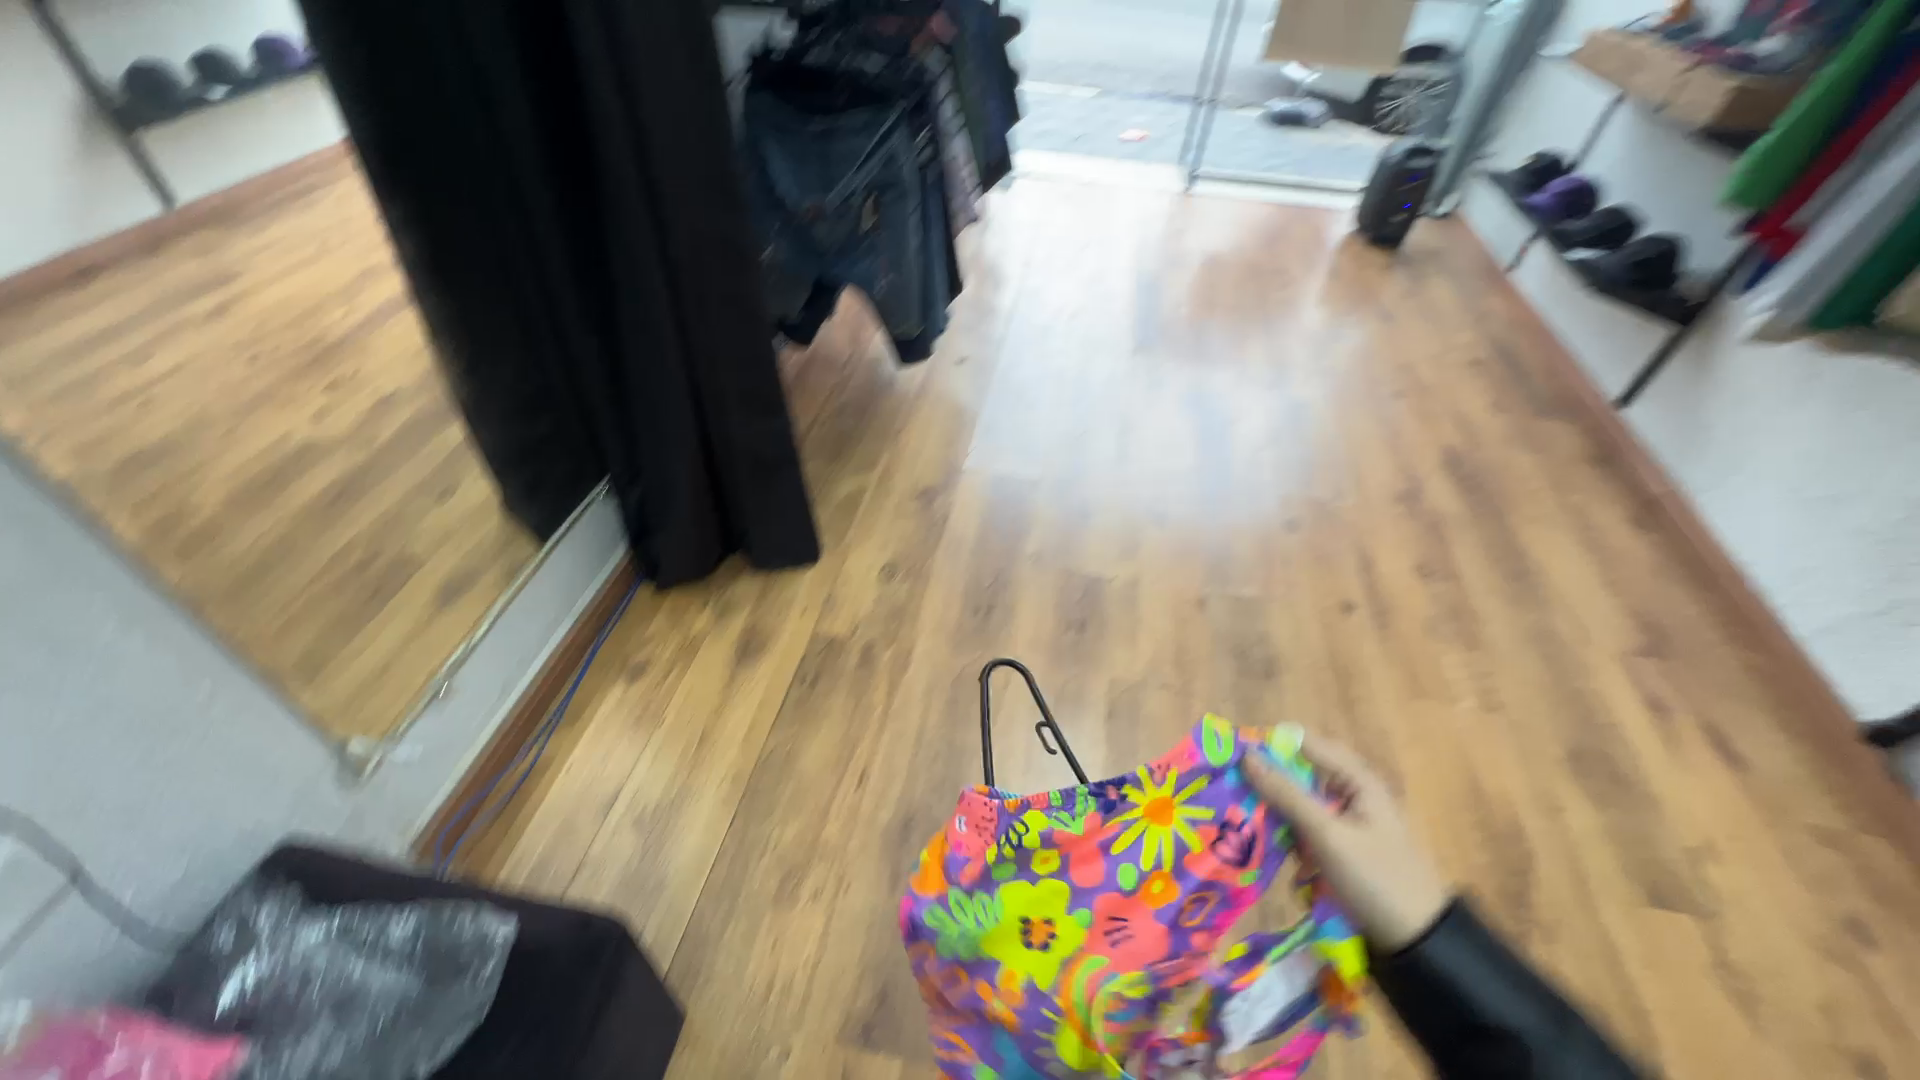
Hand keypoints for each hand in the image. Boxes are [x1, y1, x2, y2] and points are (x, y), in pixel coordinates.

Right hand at [1244, 731, 1453, 952]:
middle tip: (1236, 799)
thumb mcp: (1327, 834)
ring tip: (1252, 833)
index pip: (1305, 743)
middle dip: (1269, 787)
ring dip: (1278, 819)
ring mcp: (1349, 823)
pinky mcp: (1344, 850)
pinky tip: (1279, 860)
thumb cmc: (1376, 878)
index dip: (1270, 747)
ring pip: (1300, 807)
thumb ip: (1286, 794)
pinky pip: (1307, 834)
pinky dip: (1292, 842)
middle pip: (1301, 775)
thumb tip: (1247, 756)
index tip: (1234, 760)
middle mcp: (1353, 794)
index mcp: (1358, 780)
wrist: (1419, 943)